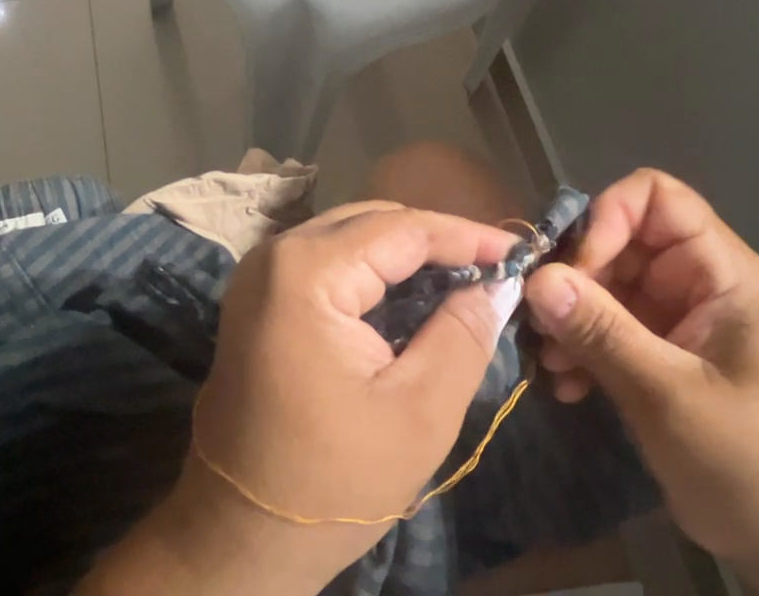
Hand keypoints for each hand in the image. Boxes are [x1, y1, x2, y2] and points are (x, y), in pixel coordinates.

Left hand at [78, 202, 517, 595]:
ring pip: (350, 237)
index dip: (467, 235)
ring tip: (465, 278)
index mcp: (306, 272)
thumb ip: (465, 333)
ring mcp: (260, 275)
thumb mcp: (420, 412)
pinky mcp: (259, 299)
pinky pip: (328, 263)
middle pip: (373, 222)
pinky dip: (375, 272)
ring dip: (407, 254)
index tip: (519, 252)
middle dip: (437, 240)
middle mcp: (275, 256)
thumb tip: (496, 284)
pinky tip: (414, 294)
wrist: (238, 536)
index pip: (403, 228)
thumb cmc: (331, 480)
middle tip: (494, 268)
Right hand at [523, 170, 758, 594]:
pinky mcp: (661, 356)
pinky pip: (608, 329)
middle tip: (540, 325)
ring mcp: (677, 320)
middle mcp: (697, 284)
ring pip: (606, 287)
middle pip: (620, 242)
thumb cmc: (752, 461)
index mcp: (722, 273)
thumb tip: (536, 278)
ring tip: (550, 363)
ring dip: (570, 319)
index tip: (571, 272)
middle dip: (575, 278)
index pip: (656, 198)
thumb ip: (602, 332)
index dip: (607, 218)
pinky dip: (581, 349)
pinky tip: (566, 386)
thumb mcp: (670, 395)